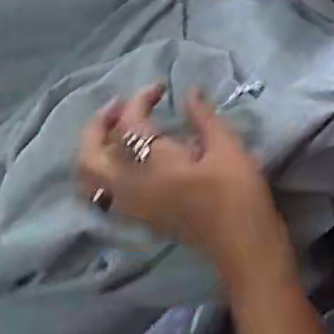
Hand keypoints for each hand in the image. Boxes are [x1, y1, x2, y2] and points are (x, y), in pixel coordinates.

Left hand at [76, 85, 293, 289]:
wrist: (243, 246)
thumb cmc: (237, 194)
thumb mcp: (227, 148)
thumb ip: (202, 118)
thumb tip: (189, 92)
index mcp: (153, 166)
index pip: (129, 125)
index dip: (139, 100)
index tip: (161, 88)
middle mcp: (132, 187)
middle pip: (89, 156)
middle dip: (97, 125)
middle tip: (119, 106)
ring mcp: (133, 207)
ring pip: (91, 179)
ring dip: (95, 149)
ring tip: (117, 131)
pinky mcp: (141, 218)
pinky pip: (104, 193)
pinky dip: (104, 171)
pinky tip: (127, 160)